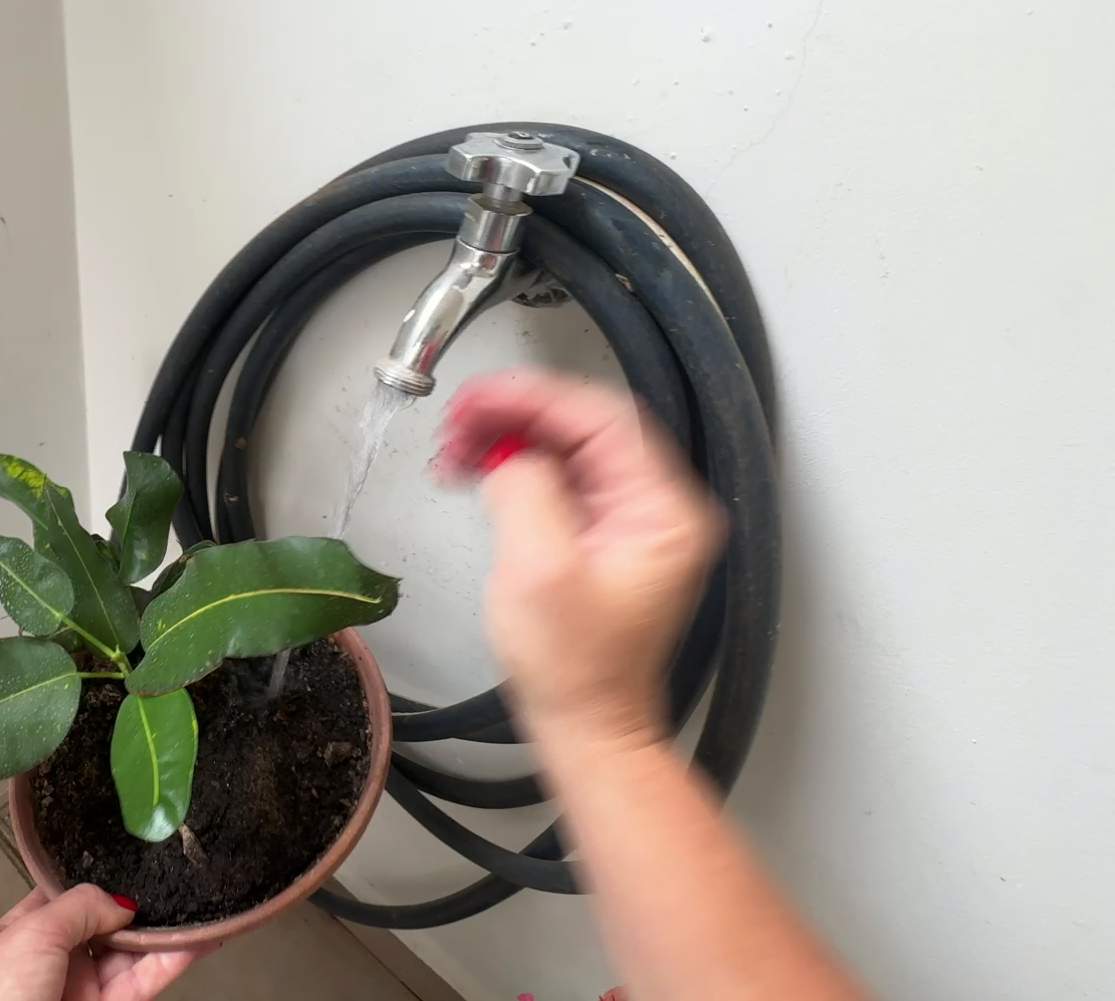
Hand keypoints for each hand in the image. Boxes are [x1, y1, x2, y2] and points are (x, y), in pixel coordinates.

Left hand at [0, 885, 210, 1000]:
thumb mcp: (32, 932)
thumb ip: (82, 905)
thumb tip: (122, 904)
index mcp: (28, 929)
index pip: (71, 892)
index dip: (102, 874)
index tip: (137, 850)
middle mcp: (59, 955)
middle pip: (108, 920)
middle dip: (139, 899)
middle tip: (179, 868)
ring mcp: (85, 989)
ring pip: (133, 950)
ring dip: (165, 926)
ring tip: (201, 895)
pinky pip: (145, 980)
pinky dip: (173, 958)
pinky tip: (199, 935)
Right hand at [435, 371, 724, 747]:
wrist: (582, 719)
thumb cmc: (575, 666)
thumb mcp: (541, 573)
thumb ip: (526, 493)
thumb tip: (508, 453)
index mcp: (660, 512)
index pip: (600, 420)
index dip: (533, 398)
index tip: (481, 397)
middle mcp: (648, 506)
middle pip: (577, 426)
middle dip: (511, 415)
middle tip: (458, 419)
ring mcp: (620, 517)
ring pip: (558, 445)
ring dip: (502, 436)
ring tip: (454, 446)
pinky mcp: (589, 529)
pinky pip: (547, 474)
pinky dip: (505, 464)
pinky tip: (471, 467)